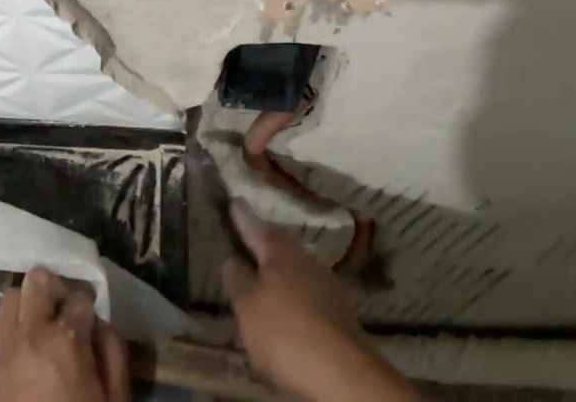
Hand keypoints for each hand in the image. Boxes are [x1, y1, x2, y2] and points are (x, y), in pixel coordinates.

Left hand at [0, 267, 131, 401]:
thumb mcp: (115, 399)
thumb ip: (115, 353)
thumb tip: (102, 323)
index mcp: (68, 341)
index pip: (80, 297)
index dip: (87, 308)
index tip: (87, 321)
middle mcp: (31, 334)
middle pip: (38, 280)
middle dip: (53, 289)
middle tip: (61, 312)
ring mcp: (3, 348)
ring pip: (10, 297)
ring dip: (26, 306)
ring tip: (36, 327)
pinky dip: (0, 326)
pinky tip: (13, 342)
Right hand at [222, 204, 422, 401]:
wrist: (343, 373)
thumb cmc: (285, 332)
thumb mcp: (248, 308)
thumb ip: (238, 282)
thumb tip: (232, 259)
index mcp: (281, 253)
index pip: (257, 228)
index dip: (244, 218)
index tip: (235, 202)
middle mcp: (306, 261)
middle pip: (282, 247)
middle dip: (266, 245)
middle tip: (249, 240)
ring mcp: (327, 286)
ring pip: (297, 270)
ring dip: (281, 272)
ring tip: (265, 277)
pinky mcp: (338, 312)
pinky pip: (309, 293)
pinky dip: (295, 295)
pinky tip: (287, 308)